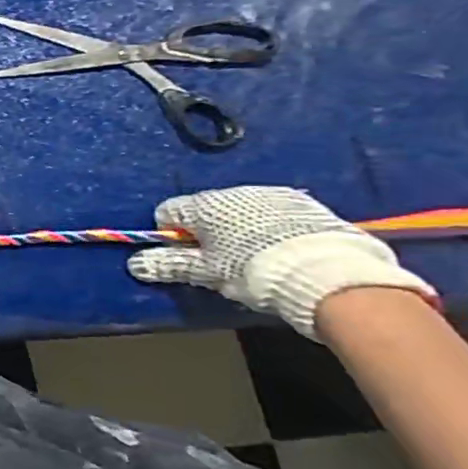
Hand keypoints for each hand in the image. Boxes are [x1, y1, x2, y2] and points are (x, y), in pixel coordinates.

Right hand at [127, 186, 435, 340]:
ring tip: (257, 258)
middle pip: (207, 210)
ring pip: (243, 212)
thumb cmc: (253, 270)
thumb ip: (169, 264)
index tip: (187, 256)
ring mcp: (278, 197)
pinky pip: (278, 216)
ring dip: (241, 230)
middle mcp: (238, 192)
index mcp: (205, 204)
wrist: (333, 276)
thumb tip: (135, 264)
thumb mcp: (206, 272)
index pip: (169, 212)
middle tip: (221, 261)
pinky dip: (273, 230)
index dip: (172, 236)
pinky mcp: (312, 207)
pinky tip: (285, 252)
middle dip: (209, 232)